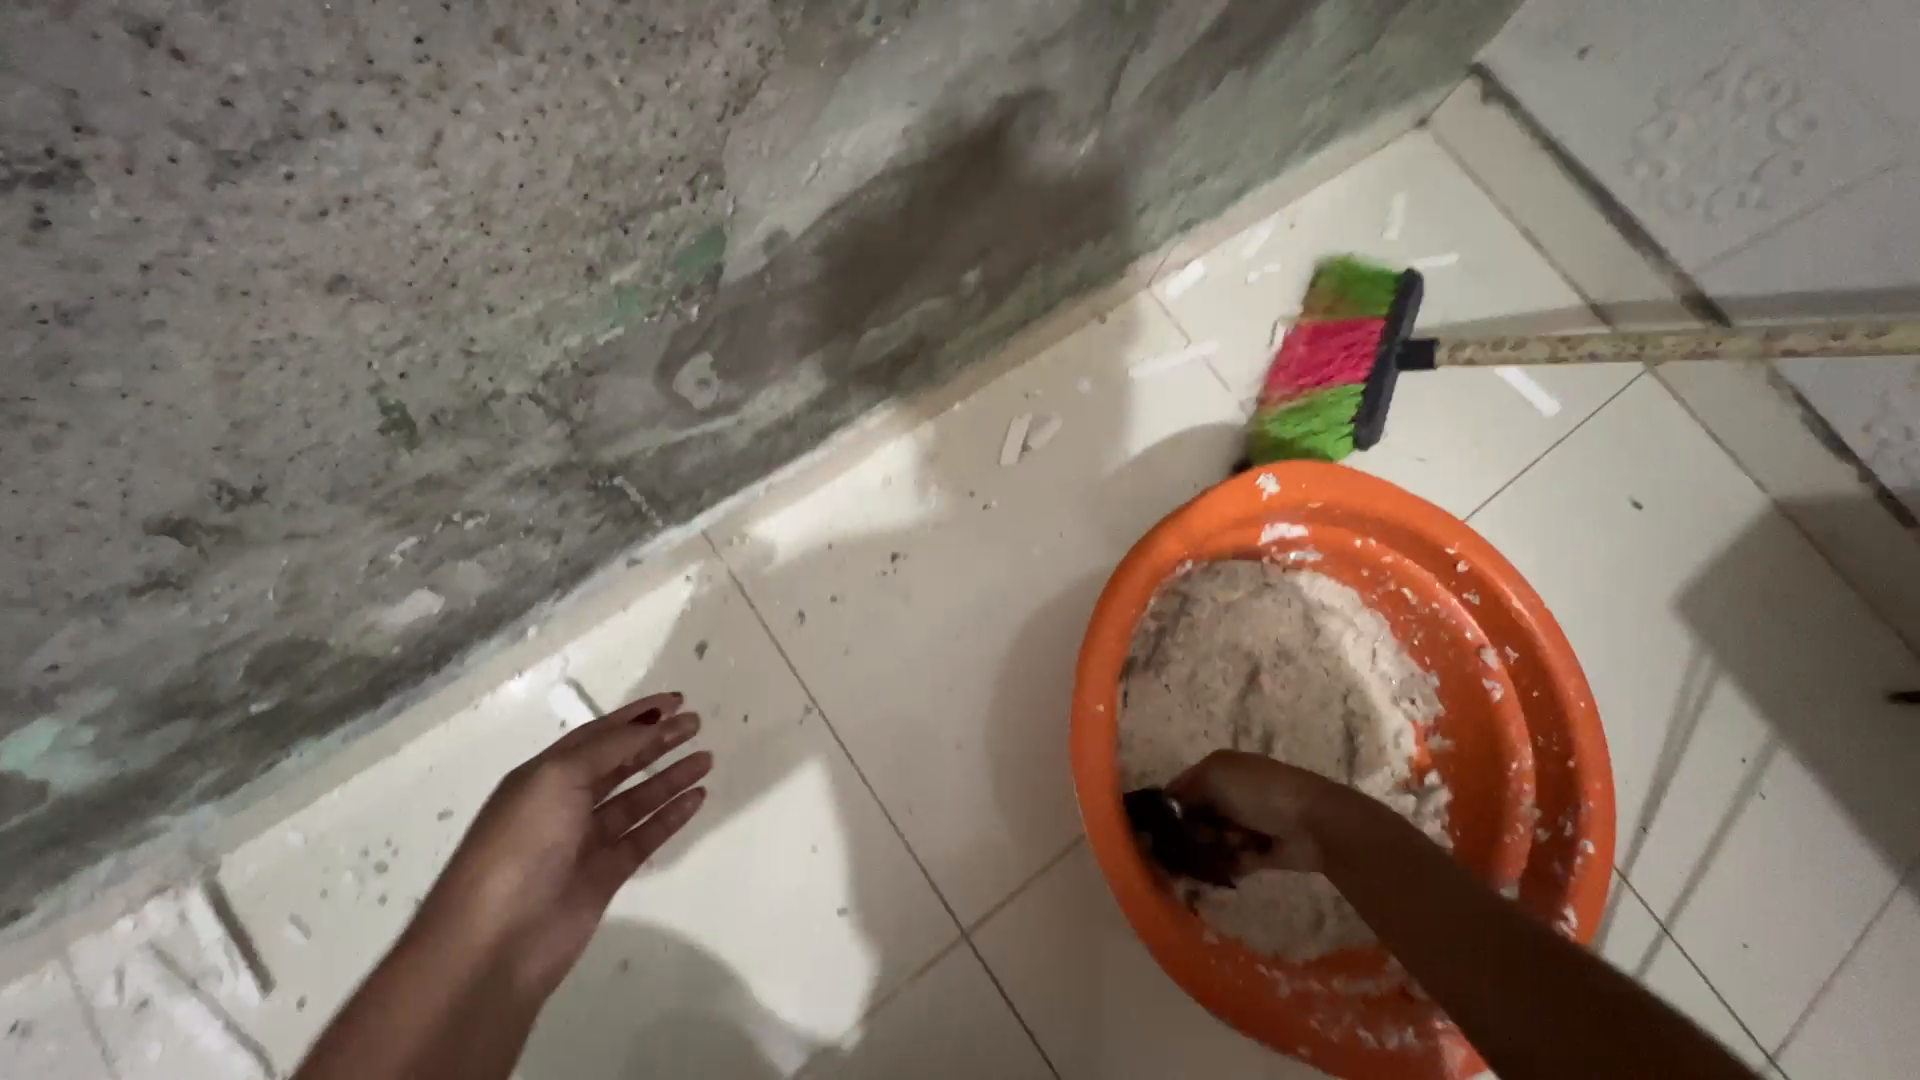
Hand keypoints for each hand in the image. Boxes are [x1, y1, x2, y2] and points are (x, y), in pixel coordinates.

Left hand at [414, 692, 711, 998]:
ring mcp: (584, 842)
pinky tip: (696, 798)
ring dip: (670, 777)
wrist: (494, 943)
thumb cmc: (519, 846)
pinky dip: (670, 816)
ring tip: (706, 759)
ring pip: (636, 800)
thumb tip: (650, 725)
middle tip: (697, 724)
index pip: (597, 735)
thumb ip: (608, 748)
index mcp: (543, 776)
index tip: (676, 701)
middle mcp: (562, 804)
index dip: (636, 716)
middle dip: (657, 741)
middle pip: (619, 763)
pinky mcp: (604, 876)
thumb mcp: (557, 779)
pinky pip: (644, 836)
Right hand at [1166, 750, 1342, 873]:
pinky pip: (1232, 861)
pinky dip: (1227, 865)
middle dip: (1191, 830)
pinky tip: (1225, 866)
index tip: (1156, 827)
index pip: (1183, 787)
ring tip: (1225, 848)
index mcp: (1220, 770)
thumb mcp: (1215, 777)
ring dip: (1212, 848)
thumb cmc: (1260, 792)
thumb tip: (1168, 805)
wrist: (1314, 823)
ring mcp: (1245, 824)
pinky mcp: (1258, 852)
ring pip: (1212, 841)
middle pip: (1196, 817)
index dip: (1170, 805)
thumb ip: (1186, 790)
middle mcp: (1230, 794)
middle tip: (1197, 838)